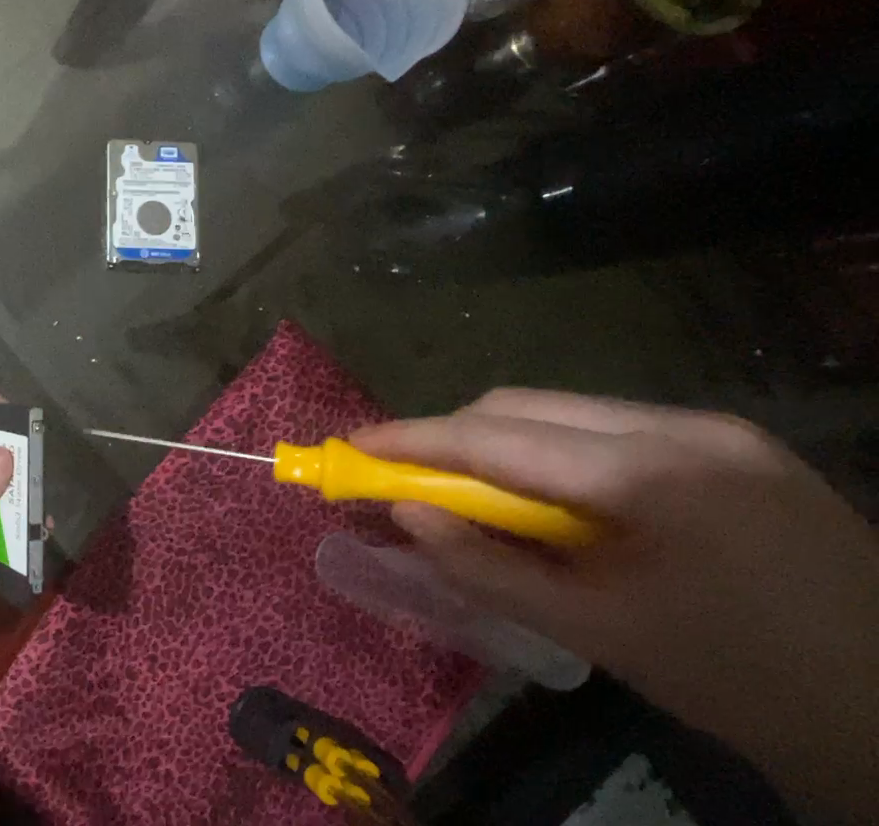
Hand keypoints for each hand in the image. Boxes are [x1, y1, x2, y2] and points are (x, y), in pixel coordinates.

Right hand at [352, 389, 878, 814]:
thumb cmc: (733, 677)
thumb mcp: (593, 632)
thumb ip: (485, 567)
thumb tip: (402, 516)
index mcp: (649, 478)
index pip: (495, 438)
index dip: (412, 439)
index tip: (350, 446)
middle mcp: (680, 428)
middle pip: (521, 407)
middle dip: (450, 439)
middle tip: (406, 482)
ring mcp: (713, 428)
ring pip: (560, 409)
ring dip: (500, 444)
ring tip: (479, 498)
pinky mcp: (731, 441)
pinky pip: (605, 426)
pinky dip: (553, 453)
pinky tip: (555, 502)